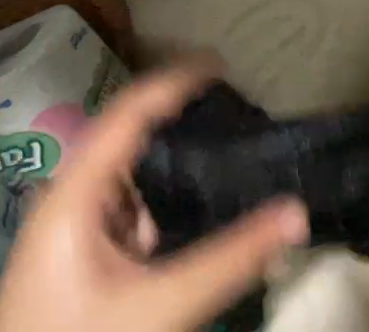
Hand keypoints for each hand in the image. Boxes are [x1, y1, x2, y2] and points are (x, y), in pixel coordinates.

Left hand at [0, 65, 308, 331]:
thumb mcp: (159, 309)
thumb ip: (231, 260)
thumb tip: (299, 210)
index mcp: (74, 196)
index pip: (129, 113)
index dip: (176, 80)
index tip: (226, 62)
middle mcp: (69, 199)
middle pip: (129, 133)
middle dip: (182, 110)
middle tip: (239, 99)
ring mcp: (74, 229)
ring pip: (133, 168)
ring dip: (178, 148)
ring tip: (230, 133)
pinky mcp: (84, 255)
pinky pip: (134, 201)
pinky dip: (170, 185)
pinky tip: (202, 192)